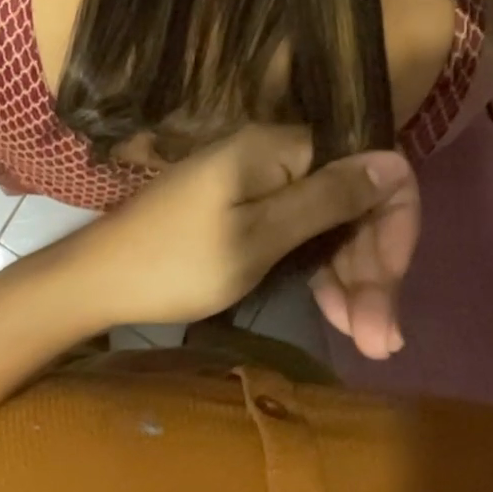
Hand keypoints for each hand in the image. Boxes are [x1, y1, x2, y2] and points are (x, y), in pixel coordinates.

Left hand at [47, 126, 420, 359]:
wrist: (99, 281)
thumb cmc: (176, 262)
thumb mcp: (259, 236)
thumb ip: (326, 198)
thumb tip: (393, 159)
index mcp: (274, 149)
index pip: (367, 167)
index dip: (391, 222)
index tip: (391, 281)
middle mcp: (269, 158)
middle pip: (349, 203)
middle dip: (372, 267)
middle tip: (382, 336)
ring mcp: (253, 188)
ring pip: (326, 228)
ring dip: (352, 282)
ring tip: (371, 343)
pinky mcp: (241, 216)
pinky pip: (297, 238)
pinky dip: (318, 276)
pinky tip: (338, 319)